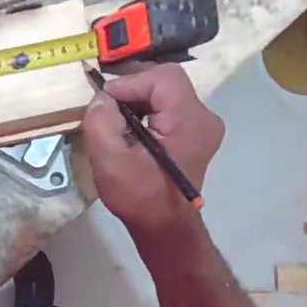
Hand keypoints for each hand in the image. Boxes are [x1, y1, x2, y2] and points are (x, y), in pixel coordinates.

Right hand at [84, 64, 223, 238]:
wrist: (165, 229)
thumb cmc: (140, 198)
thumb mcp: (111, 162)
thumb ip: (102, 121)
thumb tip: (103, 98)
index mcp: (190, 120)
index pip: (161, 78)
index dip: (129, 83)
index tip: (105, 101)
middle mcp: (204, 117)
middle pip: (166, 82)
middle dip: (133, 90)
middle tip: (107, 107)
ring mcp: (204, 126)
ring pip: (167, 93)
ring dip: (139, 101)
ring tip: (116, 120)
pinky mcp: (196, 134)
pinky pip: (170, 107)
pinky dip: (148, 111)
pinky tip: (131, 129)